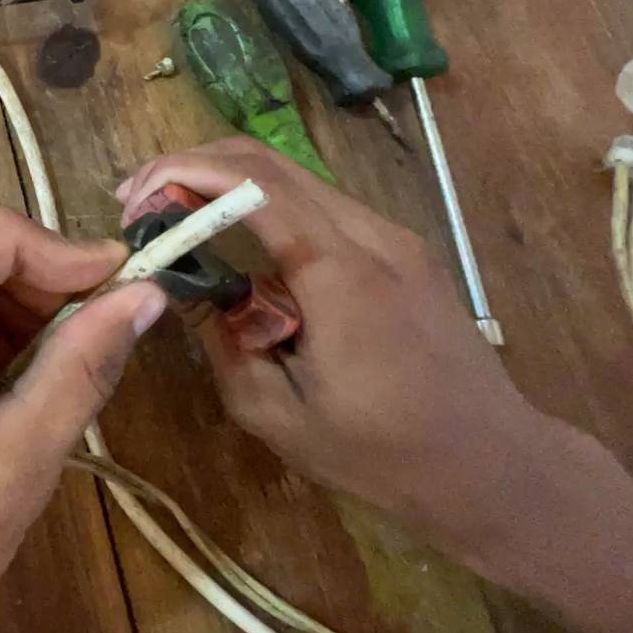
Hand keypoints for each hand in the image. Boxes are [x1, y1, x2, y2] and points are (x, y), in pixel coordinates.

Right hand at [115, 137, 550, 545]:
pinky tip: (220, 229)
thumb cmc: (382, 453)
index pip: (254, 183)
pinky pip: (307, 198)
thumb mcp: (270, 410)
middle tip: (136, 201)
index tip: (131, 200)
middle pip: (264, 159)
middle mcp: (370, 236)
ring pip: (284, 171)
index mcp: (341, 274)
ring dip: (216, 179)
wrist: (501, 473)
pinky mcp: (392, 245)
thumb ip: (216, 335)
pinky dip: (249, 198)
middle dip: (187, 166)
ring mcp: (389, 235)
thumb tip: (177, 282)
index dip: (181, 173)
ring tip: (167, 211)